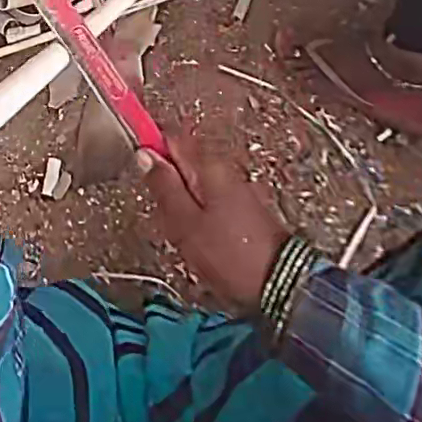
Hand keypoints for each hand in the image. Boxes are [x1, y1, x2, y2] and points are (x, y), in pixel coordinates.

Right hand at [138, 128, 289, 309]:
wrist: (282, 286)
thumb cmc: (229, 254)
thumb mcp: (184, 221)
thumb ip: (163, 185)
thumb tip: (145, 155)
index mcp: (207, 166)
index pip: (170, 136)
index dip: (150, 145)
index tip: (139, 167)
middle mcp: (222, 169)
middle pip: (180, 161)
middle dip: (165, 181)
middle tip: (164, 212)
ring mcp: (234, 188)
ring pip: (192, 183)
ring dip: (180, 201)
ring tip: (181, 231)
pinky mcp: (241, 208)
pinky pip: (206, 200)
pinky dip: (196, 214)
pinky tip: (199, 239)